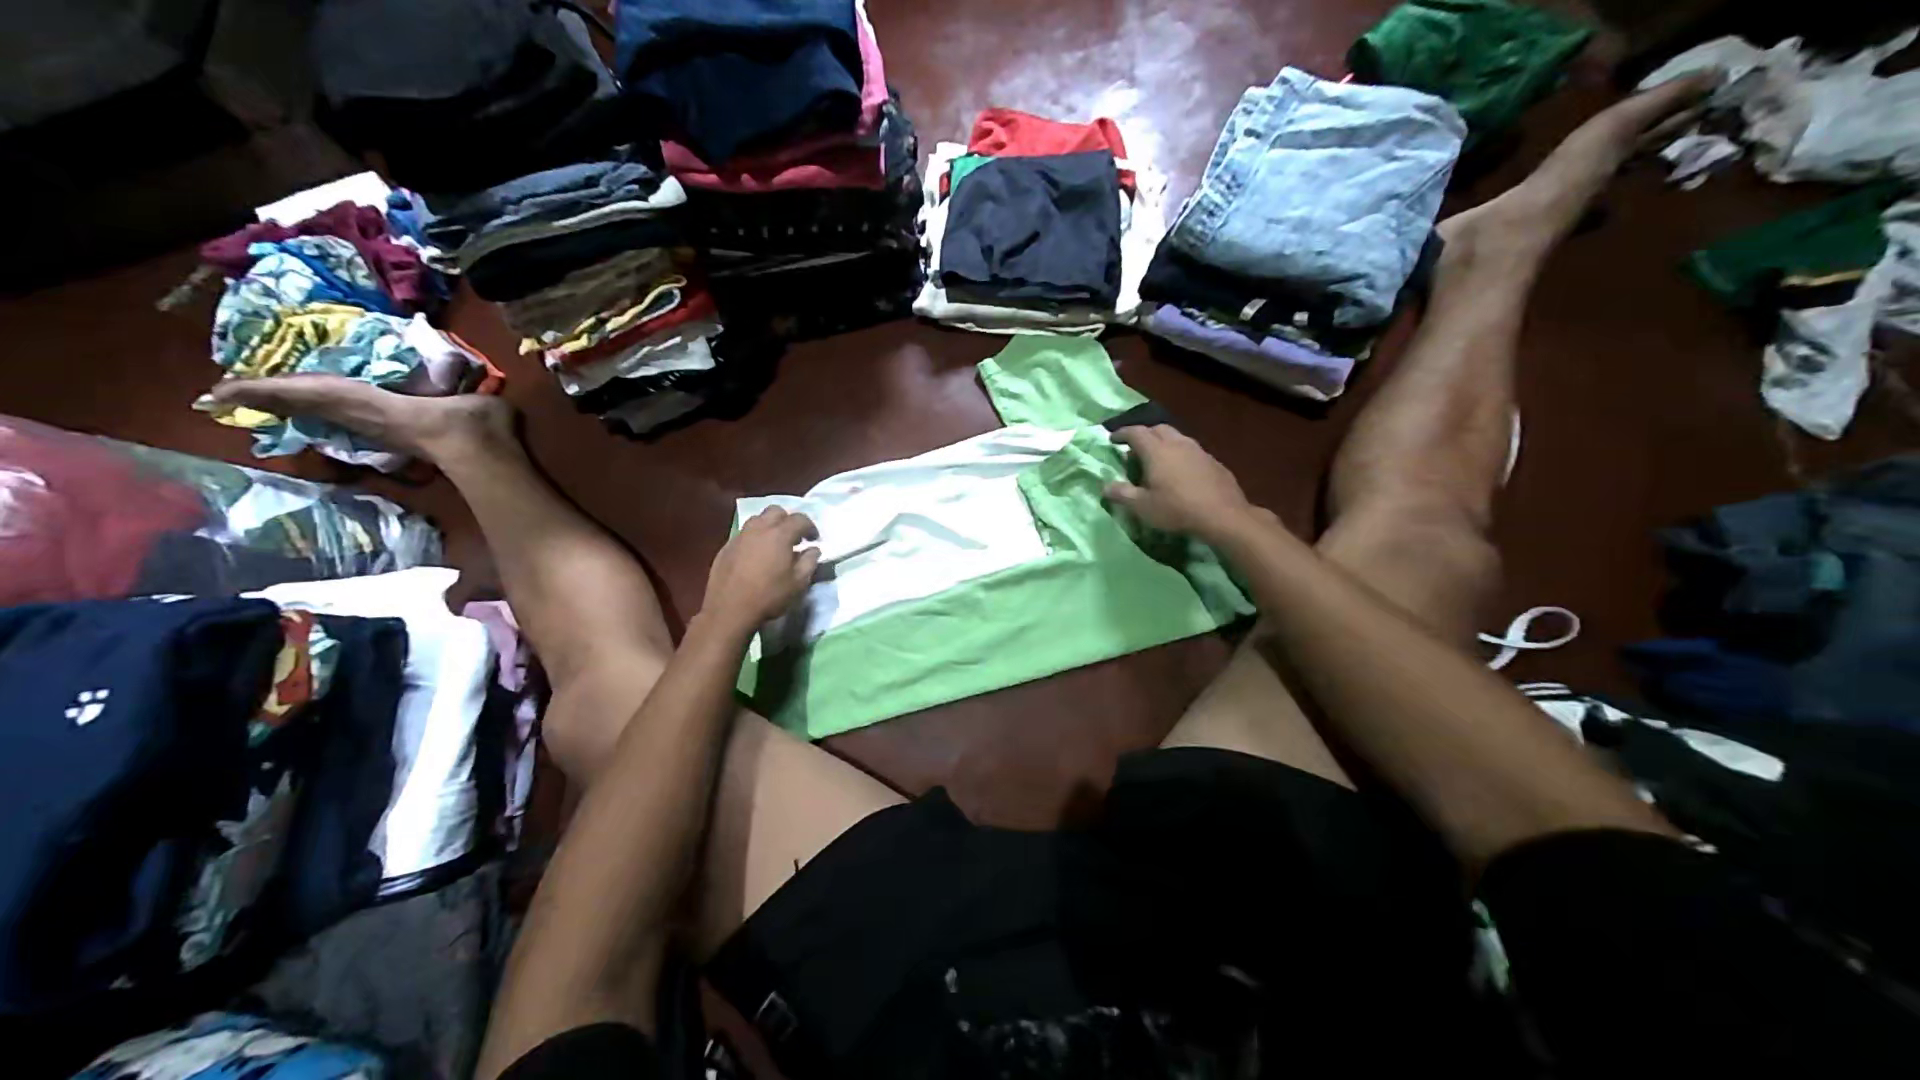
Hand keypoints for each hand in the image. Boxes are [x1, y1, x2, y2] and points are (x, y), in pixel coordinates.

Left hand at [700, 507, 820, 636]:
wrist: (729, 610)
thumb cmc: (769, 596)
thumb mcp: (798, 583)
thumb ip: (809, 562)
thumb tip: (813, 550)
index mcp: (779, 535)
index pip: (800, 519)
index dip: (810, 527)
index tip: (814, 539)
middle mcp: (759, 529)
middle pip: (776, 511)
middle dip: (788, 520)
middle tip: (794, 537)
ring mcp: (739, 536)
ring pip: (757, 520)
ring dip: (769, 526)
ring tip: (774, 544)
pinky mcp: (726, 547)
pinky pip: (744, 534)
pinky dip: (754, 538)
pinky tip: (756, 556)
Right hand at [1105, 425, 1260, 540]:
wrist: (1223, 516)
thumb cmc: (1177, 509)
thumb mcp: (1142, 507)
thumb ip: (1122, 494)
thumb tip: (1106, 486)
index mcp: (1157, 450)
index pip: (1136, 432)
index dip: (1122, 433)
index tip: (1113, 438)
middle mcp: (1178, 443)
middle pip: (1158, 429)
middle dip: (1144, 434)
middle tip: (1135, 447)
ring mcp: (1199, 451)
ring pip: (1177, 438)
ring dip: (1164, 443)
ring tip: (1158, 458)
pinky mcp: (1213, 462)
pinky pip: (1191, 451)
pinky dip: (1180, 454)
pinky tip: (1181, 471)